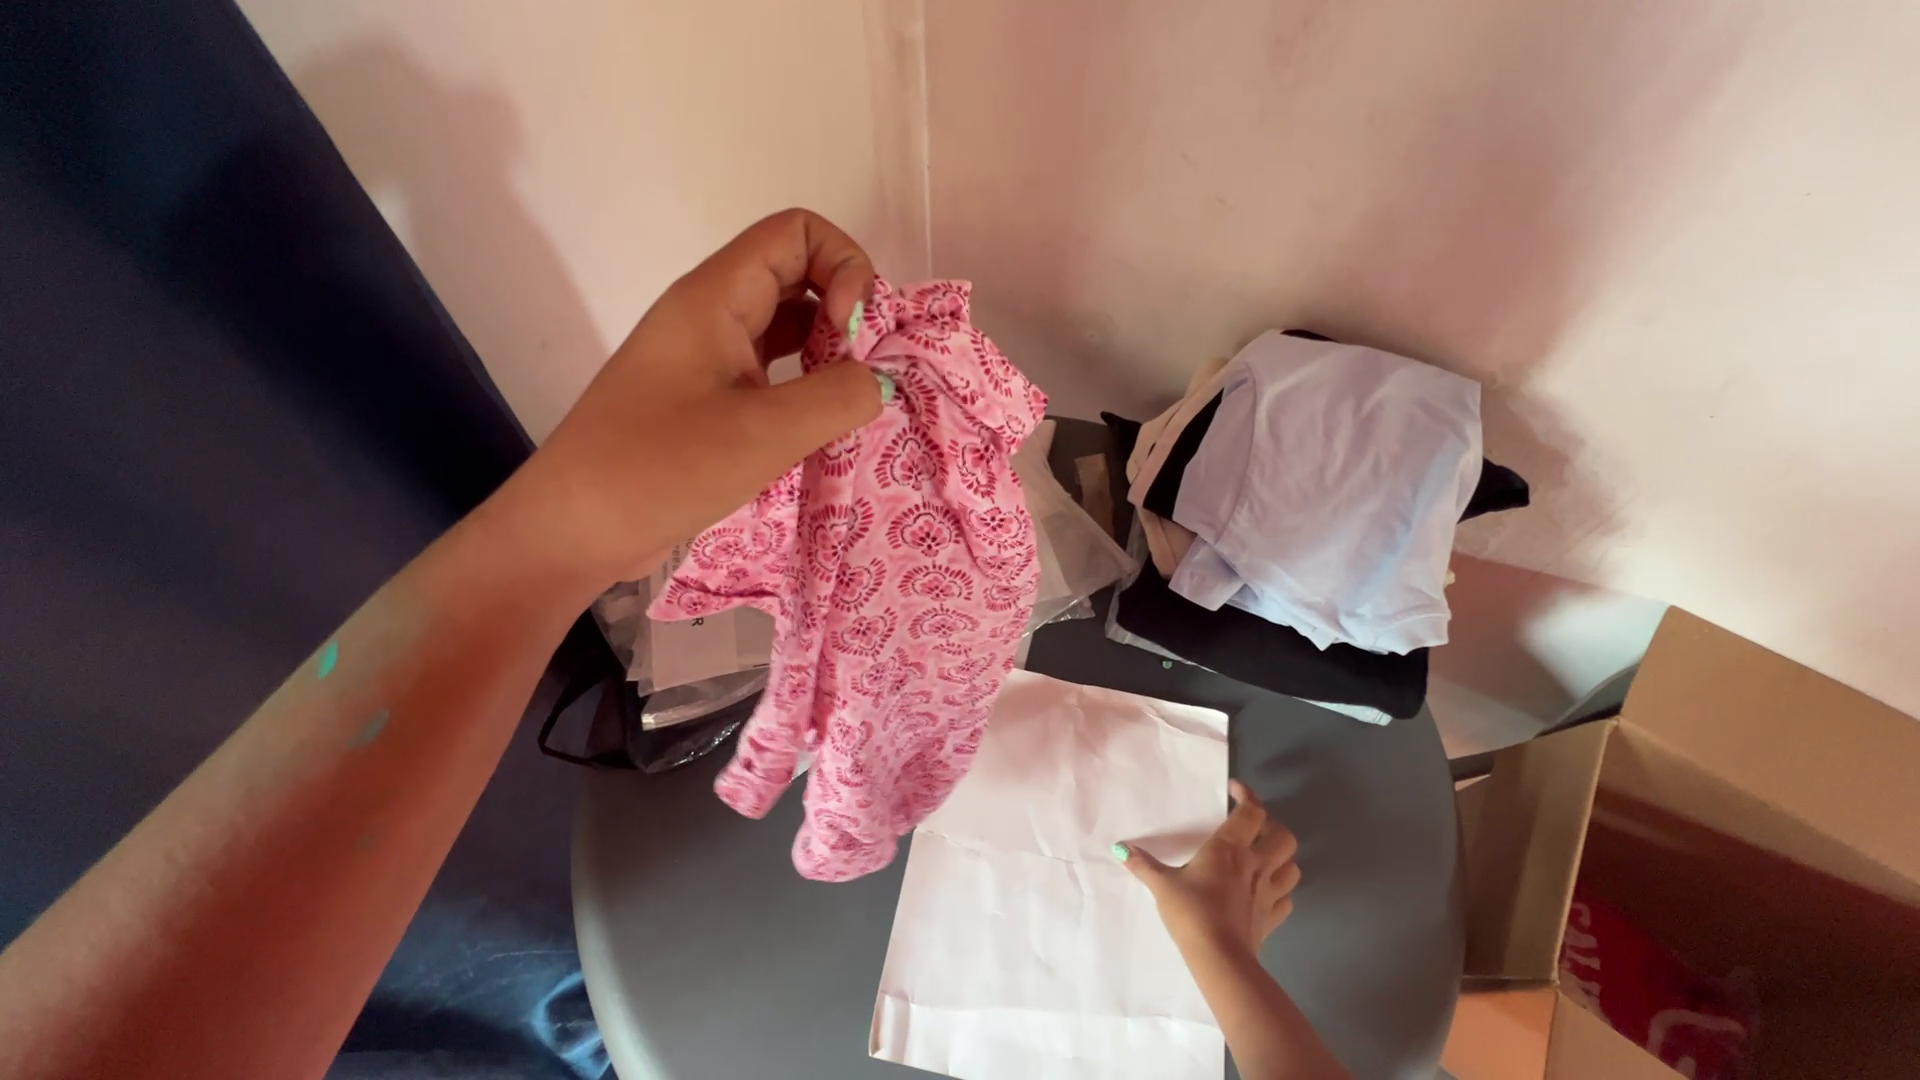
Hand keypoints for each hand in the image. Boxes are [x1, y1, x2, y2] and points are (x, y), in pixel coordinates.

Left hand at [492, 208, 884, 590]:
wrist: (576, 530)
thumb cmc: (661, 468)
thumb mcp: (764, 432)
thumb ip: (839, 397)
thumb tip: (880, 380)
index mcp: (716, 297)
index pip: (798, 232)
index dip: (844, 266)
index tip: (853, 334)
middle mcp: (712, 314)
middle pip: (798, 275)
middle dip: (846, 313)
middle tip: (864, 374)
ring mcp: (708, 358)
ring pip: (788, 328)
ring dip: (829, 355)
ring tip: (850, 403)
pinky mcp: (708, 400)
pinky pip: (772, 372)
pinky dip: (807, 387)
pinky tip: (822, 427)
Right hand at [1119, 780, 1301, 960]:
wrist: (1220, 959)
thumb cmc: (1191, 913)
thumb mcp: (1162, 886)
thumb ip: (1143, 865)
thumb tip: (1121, 848)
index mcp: (1229, 849)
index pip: (1251, 812)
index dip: (1247, 795)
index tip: (1234, 789)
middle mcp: (1255, 865)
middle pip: (1283, 836)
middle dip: (1272, 825)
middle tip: (1252, 825)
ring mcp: (1268, 892)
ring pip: (1292, 866)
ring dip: (1282, 857)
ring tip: (1263, 855)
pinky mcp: (1272, 918)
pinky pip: (1287, 898)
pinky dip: (1281, 890)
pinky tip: (1265, 891)